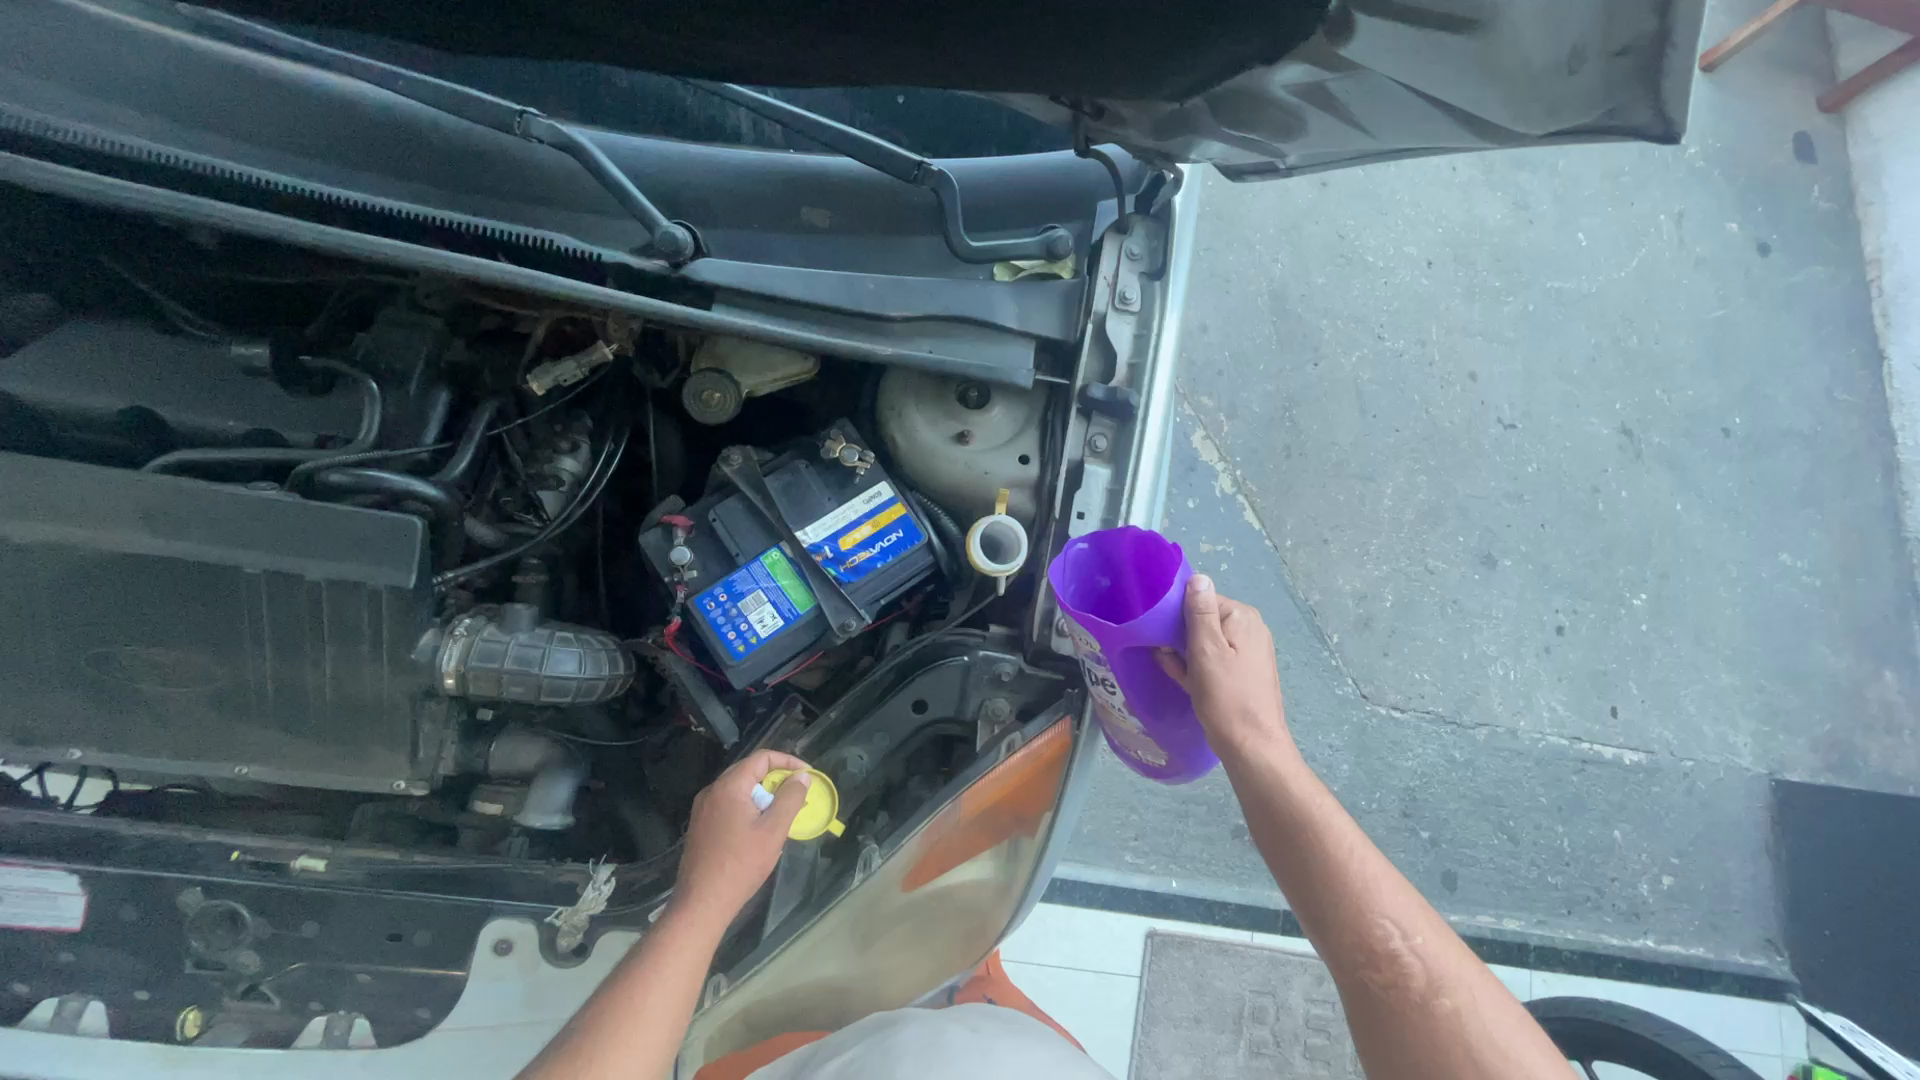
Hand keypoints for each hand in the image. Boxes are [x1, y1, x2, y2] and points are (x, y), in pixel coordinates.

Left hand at [670, 749, 812, 928]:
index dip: (788, 761)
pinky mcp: (701, 826)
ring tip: (781, 814)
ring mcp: (703, 809)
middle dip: (777, 778)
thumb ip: (790, 798)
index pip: (762, 758)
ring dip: (763, 795)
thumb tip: (802, 776)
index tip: (807, 775)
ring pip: (739, 789)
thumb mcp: (773, 830)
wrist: (701, 903)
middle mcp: (712, 791)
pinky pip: (729, 804)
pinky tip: (759, 829)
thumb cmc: (741, 864)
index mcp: (729, 787)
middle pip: (749, 771)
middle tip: (797, 795)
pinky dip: (749, 807)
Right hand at [1156, 574, 1290, 755]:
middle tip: (1165, 655)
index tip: (1160, 633)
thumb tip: (1198, 577)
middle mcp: (1249, 629)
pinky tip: (1184, 681)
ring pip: (1205, 643)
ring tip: (1173, 670)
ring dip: (1185, 654)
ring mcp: (1247, 653)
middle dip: (1180, 636)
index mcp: (1242, 617)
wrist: (1251, 746)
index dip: (1178, 614)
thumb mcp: (1206, 650)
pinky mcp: (1242, 673)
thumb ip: (1200, 611)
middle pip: (1203, 620)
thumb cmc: (1225, 696)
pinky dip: (1196, 668)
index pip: (1202, 599)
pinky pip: (1212, 661)